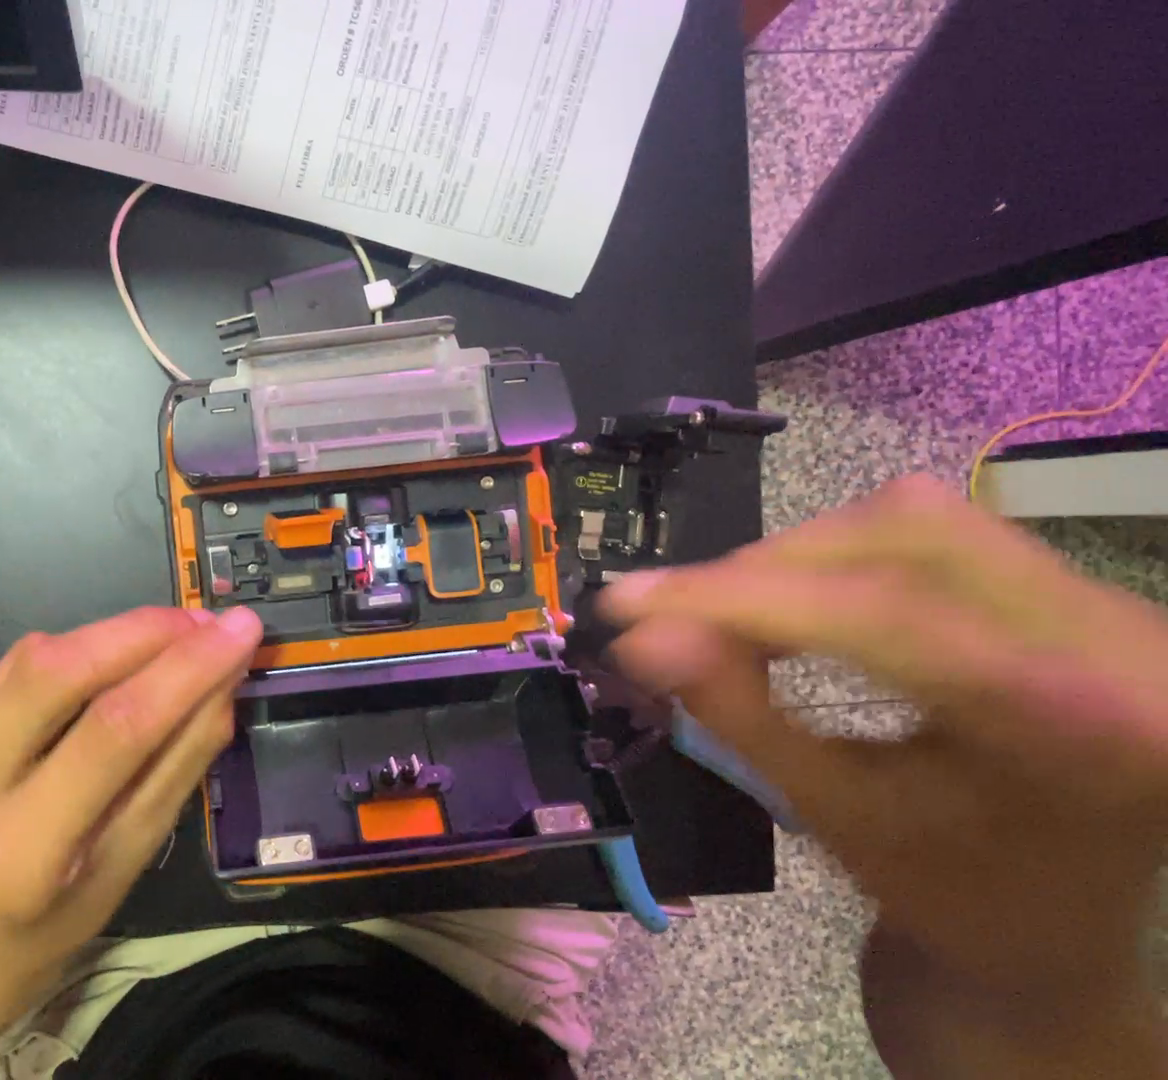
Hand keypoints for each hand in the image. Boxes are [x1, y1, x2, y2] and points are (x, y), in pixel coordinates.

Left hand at [0, 605, 261, 1076]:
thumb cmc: (63, 912)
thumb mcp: (134, 854)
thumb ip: (179, 761)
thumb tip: (223, 672)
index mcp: (15, 865)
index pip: (110, 736)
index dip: (181, 672)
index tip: (237, 629)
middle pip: (52, 678)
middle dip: (138, 634)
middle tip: (197, 620)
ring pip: (24, 663)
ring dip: (104, 640)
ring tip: (158, 643)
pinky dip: (59, 661)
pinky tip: (89, 673)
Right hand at [599, 477, 1166, 1054]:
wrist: (1066, 919)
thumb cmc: (949, 889)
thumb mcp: (836, 815)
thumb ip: (736, 715)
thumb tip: (637, 637)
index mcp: (1073, 722)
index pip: (880, 611)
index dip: (735, 596)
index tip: (623, 601)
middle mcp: (1114, 639)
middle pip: (899, 535)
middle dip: (765, 571)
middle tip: (681, 621)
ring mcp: (1103, 602)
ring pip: (908, 520)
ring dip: (794, 561)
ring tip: (735, 621)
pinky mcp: (1071, 590)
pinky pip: (927, 535)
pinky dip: (832, 562)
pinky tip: (793, 608)